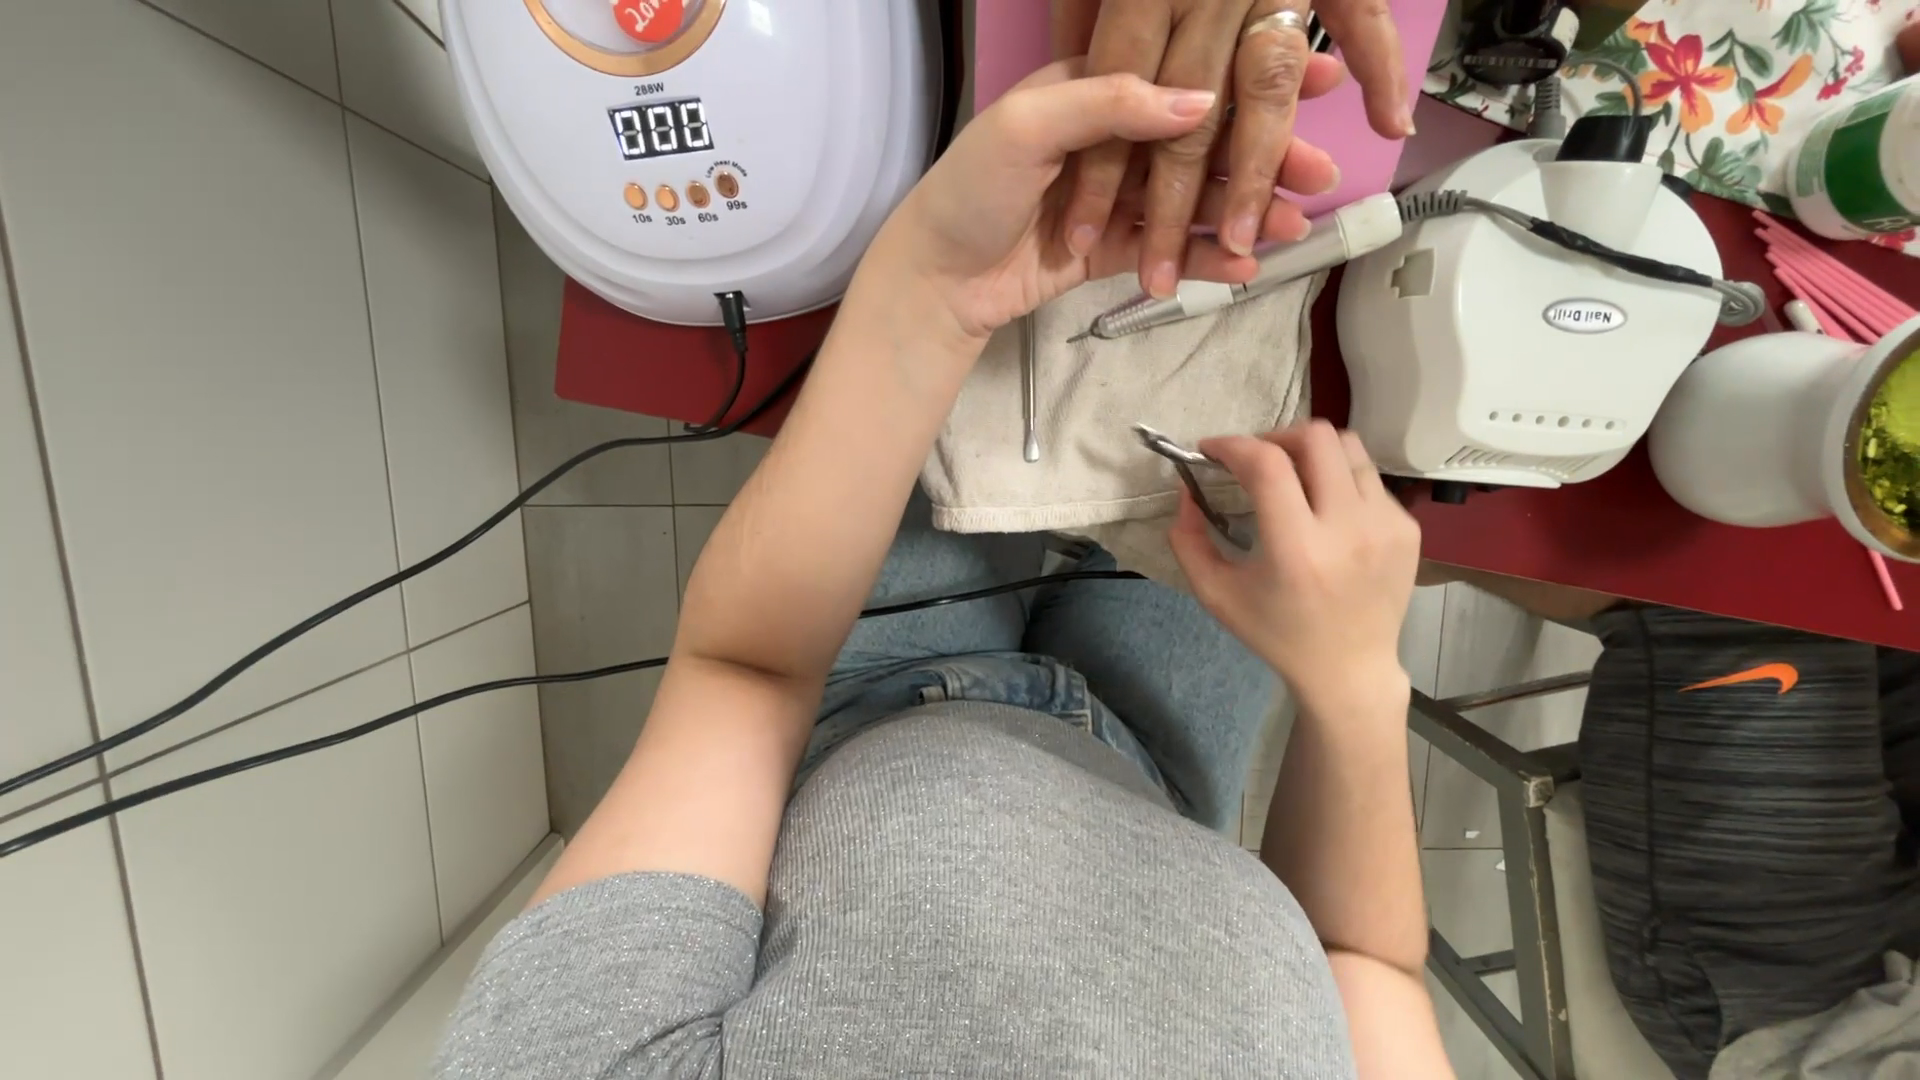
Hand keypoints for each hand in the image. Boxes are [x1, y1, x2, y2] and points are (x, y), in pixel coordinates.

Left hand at [869, 63, 1308, 340]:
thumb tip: (1198, 99)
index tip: (1316, 74)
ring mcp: (1115, 201)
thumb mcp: (1028, 125)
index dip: (1248, 79)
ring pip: (1192, 202)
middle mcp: (1112, 143)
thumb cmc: (969, 191)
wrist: (938, 278)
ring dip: (1244, 212)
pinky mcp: (1110, 253)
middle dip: (1262, 157)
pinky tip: (1243, 263)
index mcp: (1095, 94)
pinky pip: (1168, 251)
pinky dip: (1204, 258)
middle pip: (1201, 146)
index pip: (1184, 79)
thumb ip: (1110, 104)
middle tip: (1320, 173)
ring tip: (1293, 225)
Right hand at [1169, 421, 1419, 705]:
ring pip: (1348, 446)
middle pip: (1315, 438)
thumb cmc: (1275, 633)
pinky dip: (1336, 480)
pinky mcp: (1407, 527)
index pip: (1267, 464)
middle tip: (1253, 459)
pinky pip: (1367, 477)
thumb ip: (1187, 539)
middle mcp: (1349, 528)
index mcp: (1298, 548)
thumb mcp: (1215, 593)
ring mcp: (1387, 524)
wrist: (1348, 668)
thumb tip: (1187, 490)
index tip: (1210, 450)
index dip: (1232, 445)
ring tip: (1290, 476)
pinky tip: (1322, 510)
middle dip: (1274, 437)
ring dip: (1309, 452)